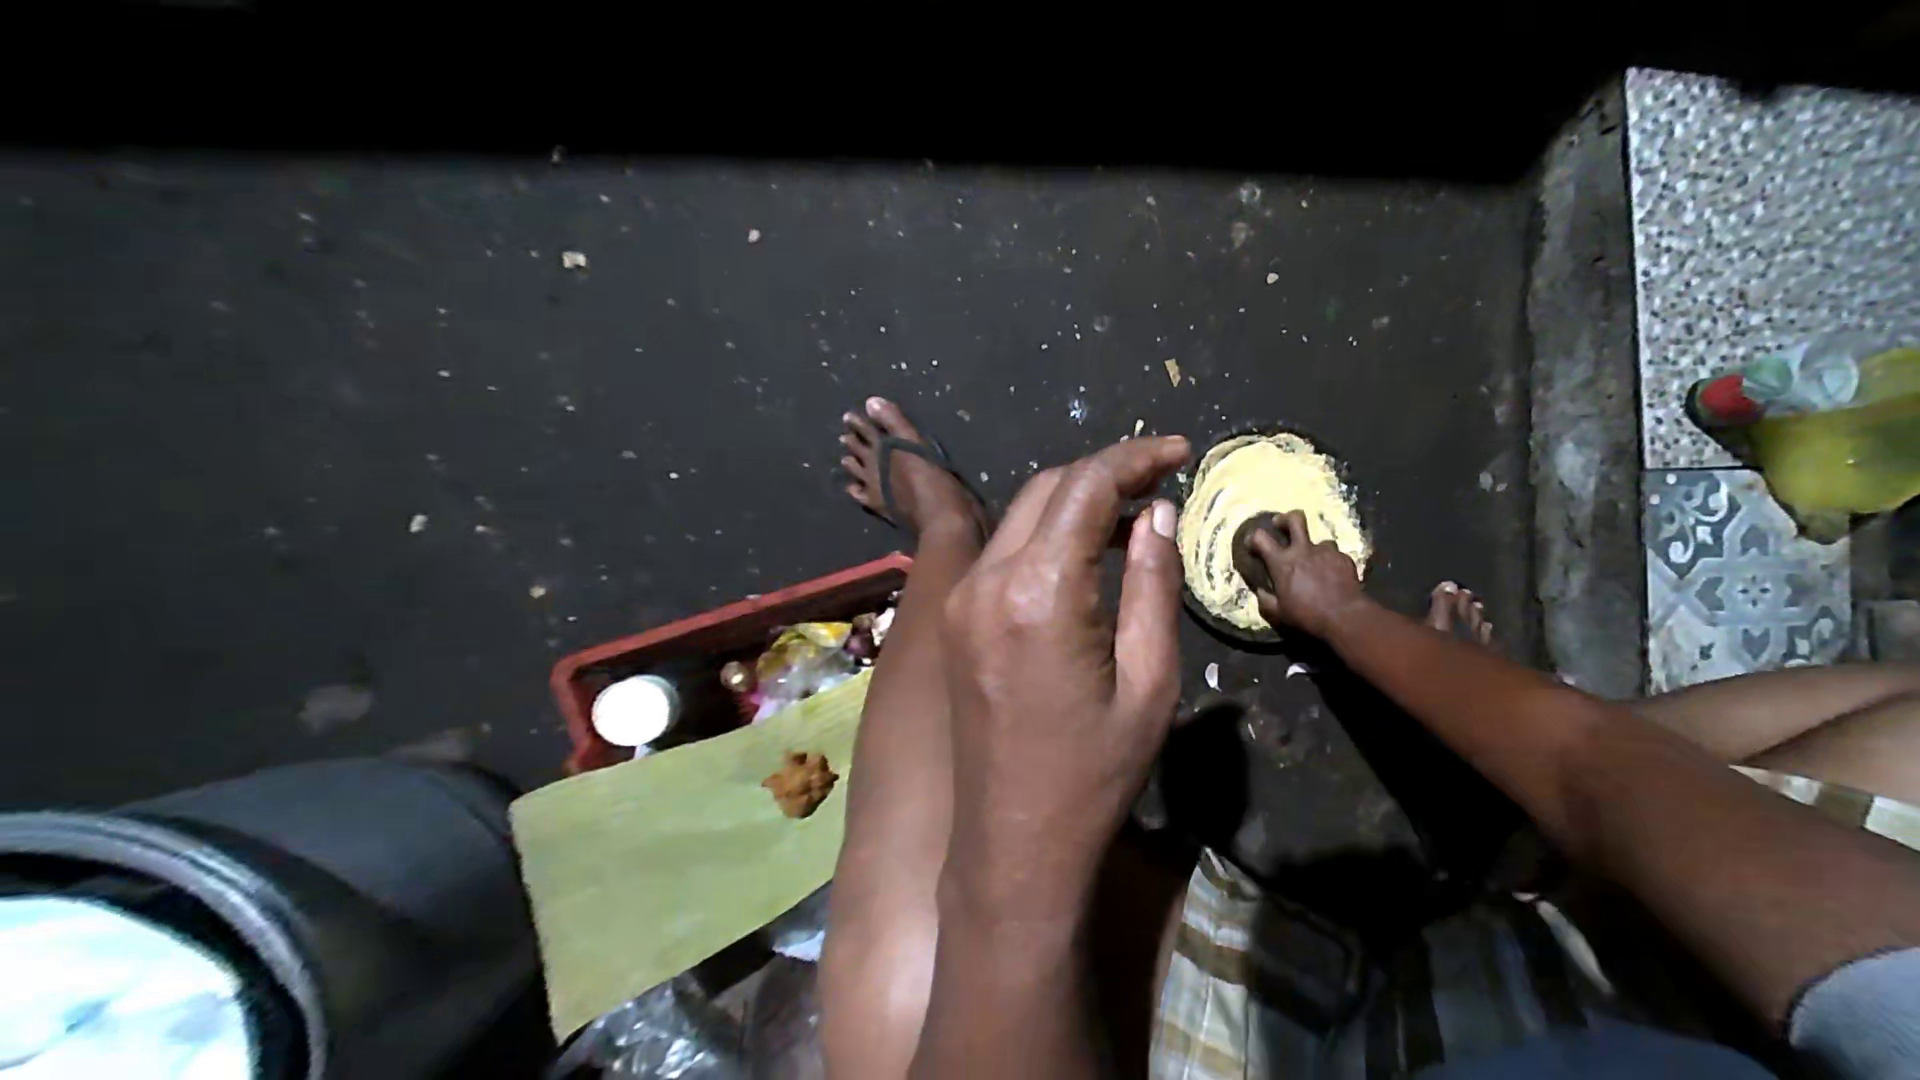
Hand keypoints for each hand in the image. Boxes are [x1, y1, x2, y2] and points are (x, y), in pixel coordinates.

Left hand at [939, 437, 1190, 922]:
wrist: (1012, 838)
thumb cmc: (1093, 773)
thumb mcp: (1149, 683)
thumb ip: (1153, 585)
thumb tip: (1158, 514)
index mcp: (1038, 592)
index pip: (1084, 488)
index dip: (1134, 458)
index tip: (1178, 451)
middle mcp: (986, 580)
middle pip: (1046, 488)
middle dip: (1104, 472)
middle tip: (1160, 481)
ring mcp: (960, 597)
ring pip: (1020, 515)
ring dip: (1073, 501)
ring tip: (1133, 513)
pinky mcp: (953, 617)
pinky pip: (1001, 551)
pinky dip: (1044, 535)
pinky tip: (1084, 550)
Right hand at [1247, 510, 1364, 638]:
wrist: (1346, 616)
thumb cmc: (1307, 614)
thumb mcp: (1278, 613)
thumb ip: (1265, 600)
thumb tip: (1260, 591)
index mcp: (1282, 562)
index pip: (1260, 538)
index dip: (1253, 537)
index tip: (1252, 544)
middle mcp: (1303, 550)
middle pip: (1295, 519)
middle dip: (1286, 518)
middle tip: (1282, 525)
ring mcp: (1326, 552)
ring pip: (1319, 540)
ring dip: (1314, 548)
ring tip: (1314, 561)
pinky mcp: (1344, 558)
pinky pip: (1334, 554)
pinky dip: (1330, 561)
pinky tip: (1332, 574)